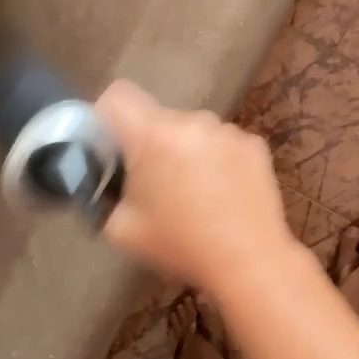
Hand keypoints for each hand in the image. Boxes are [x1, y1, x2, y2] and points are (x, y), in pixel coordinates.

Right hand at [95, 79, 302, 292]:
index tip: (110, 147)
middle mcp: (192, 122)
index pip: (117, 96)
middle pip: (157, 120)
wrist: (249, 262)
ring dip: (185, 152)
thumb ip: (104, 198)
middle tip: (153, 186)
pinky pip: (222, 144)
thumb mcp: (123, 230)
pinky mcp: (254, 146)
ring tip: (194, 195)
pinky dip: (217, 161)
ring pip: (191, 132)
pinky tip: (223, 195)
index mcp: (153, 136)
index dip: (107, 117)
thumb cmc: (181, 246)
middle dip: (150, 145)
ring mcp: (228, 131)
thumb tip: (105, 186)